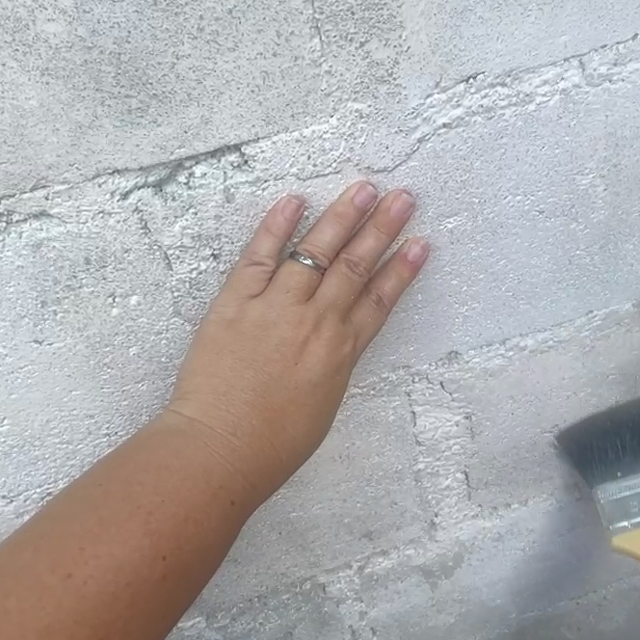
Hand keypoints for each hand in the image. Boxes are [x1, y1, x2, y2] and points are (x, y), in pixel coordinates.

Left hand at [163, 181, 428, 502]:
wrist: (218, 451)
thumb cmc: (271, 445)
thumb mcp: (323, 404)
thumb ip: (333, 362)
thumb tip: (337, 338)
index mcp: (340, 352)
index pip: (380, 299)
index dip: (403, 269)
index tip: (421, 242)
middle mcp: (316, 322)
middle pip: (356, 265)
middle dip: (383, 228)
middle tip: (403, 198)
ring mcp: (276, 307)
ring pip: (316, 252)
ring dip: (343, 217)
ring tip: (365, 188)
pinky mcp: (237, 301)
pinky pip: (260, 255)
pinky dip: (277, 226)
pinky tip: (295, 200)